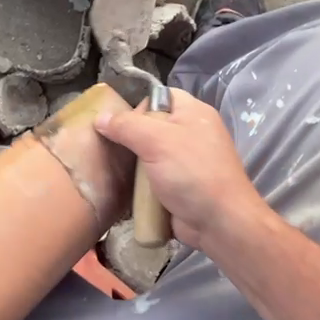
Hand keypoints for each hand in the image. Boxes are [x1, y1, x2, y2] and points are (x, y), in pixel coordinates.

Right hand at [95, 89, 267, 253]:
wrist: (219, 223)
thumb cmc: (192, 173)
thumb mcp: (157, 141)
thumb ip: (127, 126)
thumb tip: (100, 118)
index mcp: (193, 112)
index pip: (160, 96)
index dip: (139, 105)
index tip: (122, 124)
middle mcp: (190, 132)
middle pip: (150, 125)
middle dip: (130, 136)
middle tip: (114, 148)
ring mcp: (184, 161)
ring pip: (148, 153)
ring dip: (133, 163)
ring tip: (114, 168)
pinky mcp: (178, 184)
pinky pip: (151, 176)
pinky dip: (139, 182)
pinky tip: (125, 187)